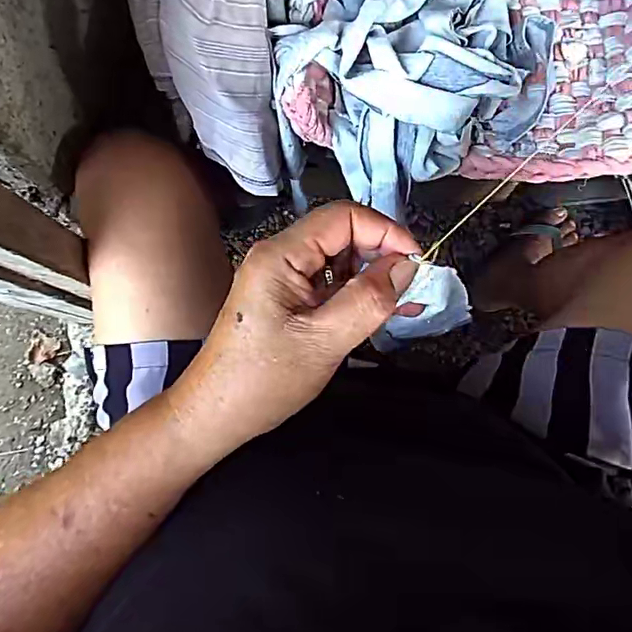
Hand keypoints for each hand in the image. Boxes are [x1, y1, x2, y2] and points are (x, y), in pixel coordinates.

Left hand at [169, 202, 420, 446]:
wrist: (215, 414)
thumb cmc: (261, 381)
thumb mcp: (324, 342)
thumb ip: (368, 301)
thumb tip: (405, 268)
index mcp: (280, 255)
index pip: (344, 217)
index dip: (386, 232)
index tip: (416, 261)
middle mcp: (278, 255)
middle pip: (342, 233)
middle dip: (382, 253)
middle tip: (412, 285)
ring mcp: (281, 275)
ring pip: (339, 257)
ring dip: (372, 273)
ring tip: (402, 300)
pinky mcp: (285, 295)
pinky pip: (328, 280)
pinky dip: (356, 290)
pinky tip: (379, 309)